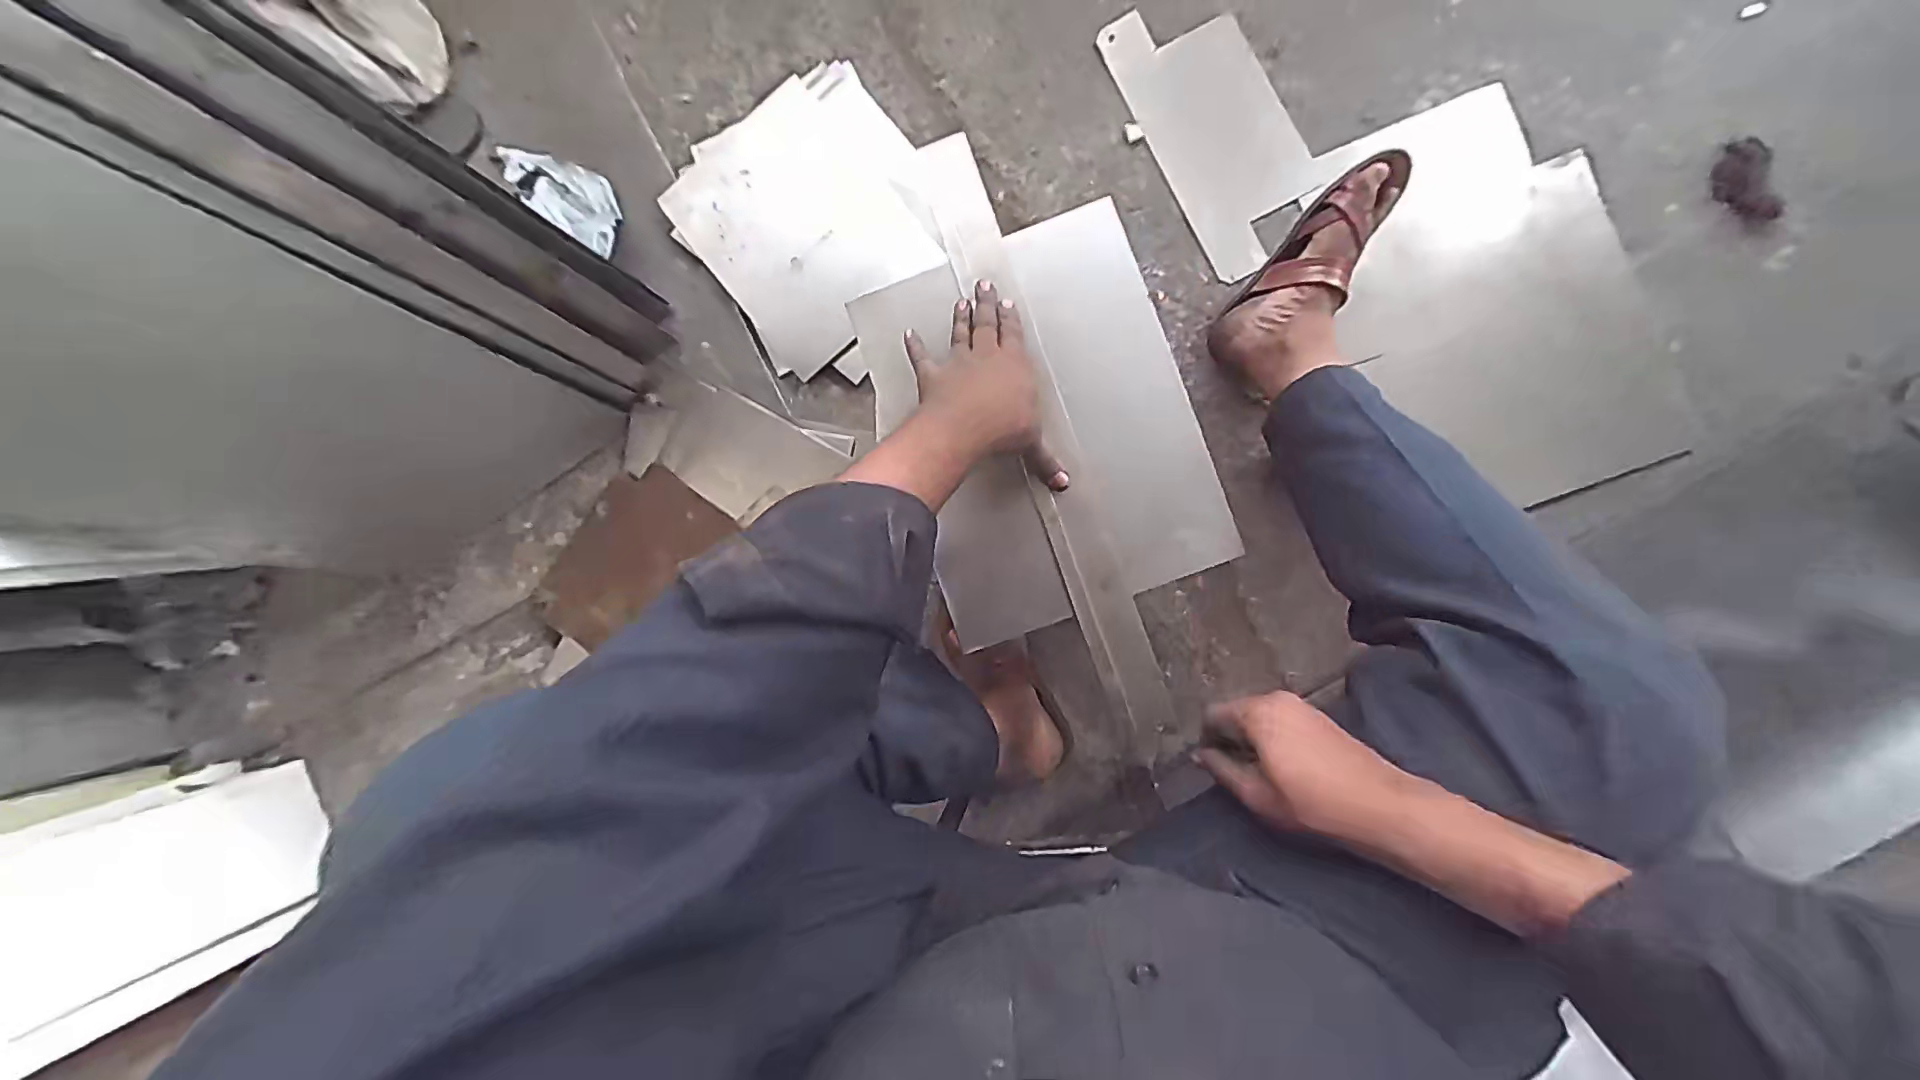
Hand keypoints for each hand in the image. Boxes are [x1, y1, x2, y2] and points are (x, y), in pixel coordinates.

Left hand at [905, 280, 1068, 490]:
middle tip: (983, 285)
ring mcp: (958, 363)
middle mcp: (986, 356)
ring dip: (959, 318)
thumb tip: (1062, 483)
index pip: (1013, 334)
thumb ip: (1044, 460)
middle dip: (986, 304)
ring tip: (960, 302)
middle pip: (986, 324)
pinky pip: (922, 358)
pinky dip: (915, 346)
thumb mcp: (1031, 445)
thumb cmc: (1003, 430)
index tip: (1007, 303)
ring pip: (960, 334)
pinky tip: (909, 335)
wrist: (966, 429)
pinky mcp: (934, 376)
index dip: (1010, 319)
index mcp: (1014, 365)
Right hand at [1198, 691, 1630, 936]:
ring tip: (1262, 773)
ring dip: (1252, 739)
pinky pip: (1280, 721)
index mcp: (1257, 711)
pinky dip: (1273, 739)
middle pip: (1236, 712)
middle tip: (1236, 772)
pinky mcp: (1320, 718)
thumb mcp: (1257, 795)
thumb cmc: (1313, 803)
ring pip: (1258, 717)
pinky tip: (1287, 768)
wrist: (1385, 808)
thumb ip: (1222, 770)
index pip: (1212, 714)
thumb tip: (1202, 755)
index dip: (1207, 740)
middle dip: (1230, 737)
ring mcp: (1302, 705)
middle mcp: (1277, 698)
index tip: (1214, 766)